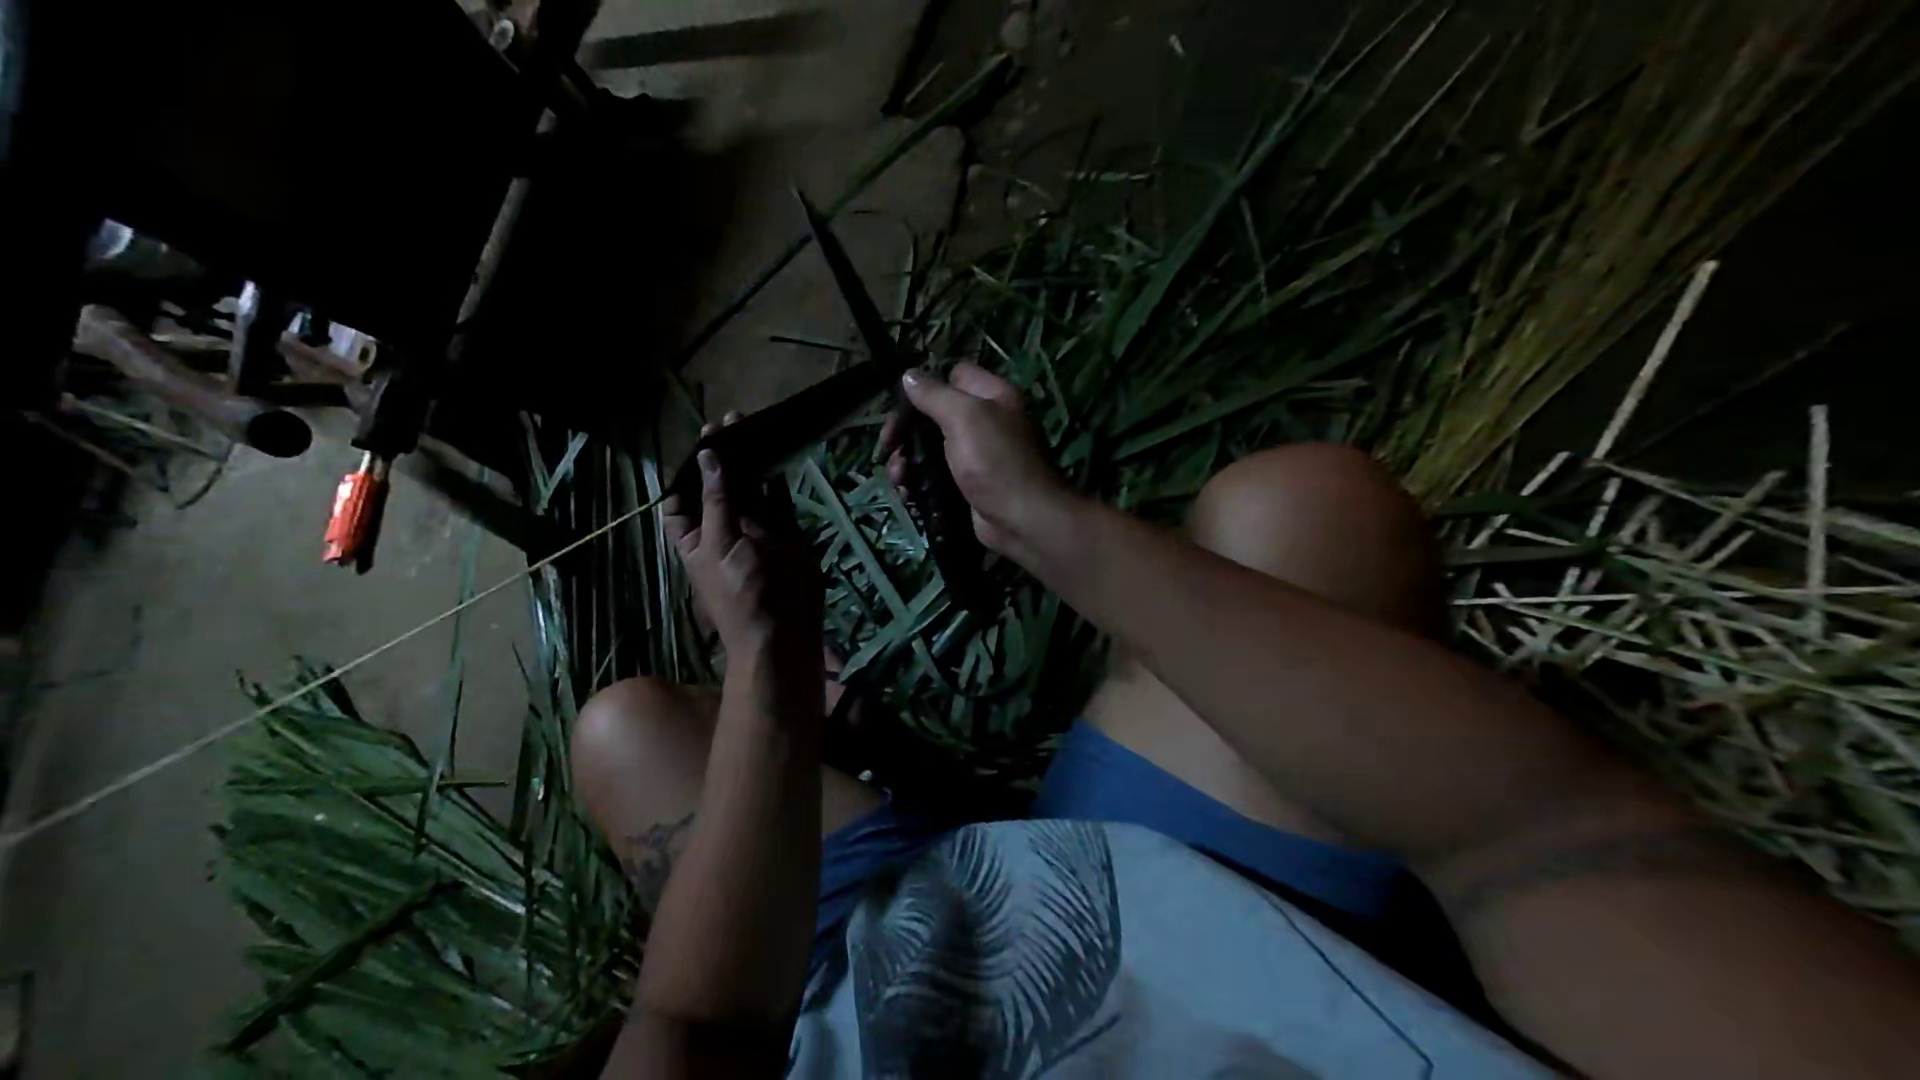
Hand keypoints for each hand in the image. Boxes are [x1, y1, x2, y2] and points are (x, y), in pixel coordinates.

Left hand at [664, 413, 823, 672]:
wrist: (784, 628)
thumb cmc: (740, 591)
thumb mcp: (720, 542)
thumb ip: (717, 499)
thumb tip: (707, 456)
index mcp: (695, 538)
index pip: (681, 500)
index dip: (686, 473)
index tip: (697, 444)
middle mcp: (723, 531)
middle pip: (718, 489)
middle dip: (722, 459)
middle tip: (729, 422)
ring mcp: (755, 531)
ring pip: (750, 490)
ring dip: (750, 463)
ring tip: (752, 426)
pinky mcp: (784, 533)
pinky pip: (779, 501)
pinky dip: (777, 480)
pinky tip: (777, 453)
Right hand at [881, 363, 1077, 561]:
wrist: (1023, 519)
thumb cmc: (995, 461)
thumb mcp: (964, 417)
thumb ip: (934, 394)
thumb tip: (909, 375)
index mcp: (992, 396)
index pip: (955, 376)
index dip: (927, 387)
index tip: (903, 406)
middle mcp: (987, 422)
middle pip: (937, 415)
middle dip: (908, 430)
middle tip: (888, 445)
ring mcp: (978, 457)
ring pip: (933, 449)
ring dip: (908, 459)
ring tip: (897, 476)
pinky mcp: (970, 486)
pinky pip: (937, 477)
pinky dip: (919, 482)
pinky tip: (905, 492)